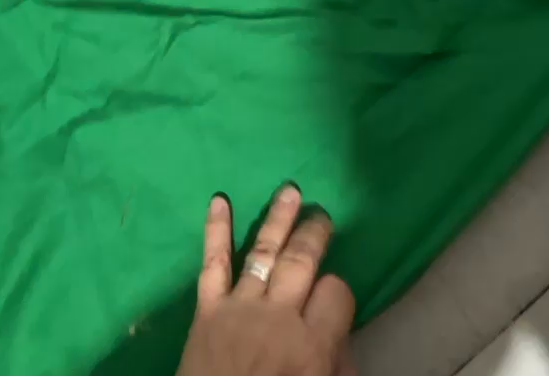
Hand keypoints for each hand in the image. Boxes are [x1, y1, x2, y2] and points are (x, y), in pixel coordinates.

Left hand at [175, 184, 354, 375]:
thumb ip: (336, 371)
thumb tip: (341, 344)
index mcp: (311, 347)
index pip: (337, 294)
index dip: (339, 292)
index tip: (335, 296)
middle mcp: (278, 318)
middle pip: (302, 262)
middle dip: (314, 234)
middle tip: (322, 213)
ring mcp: (240, 308)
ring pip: (263, 252)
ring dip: (278, 219)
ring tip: (290, 190)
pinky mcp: (207, 309)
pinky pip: (212, 264)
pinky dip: (215, 230)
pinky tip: (219, 200)